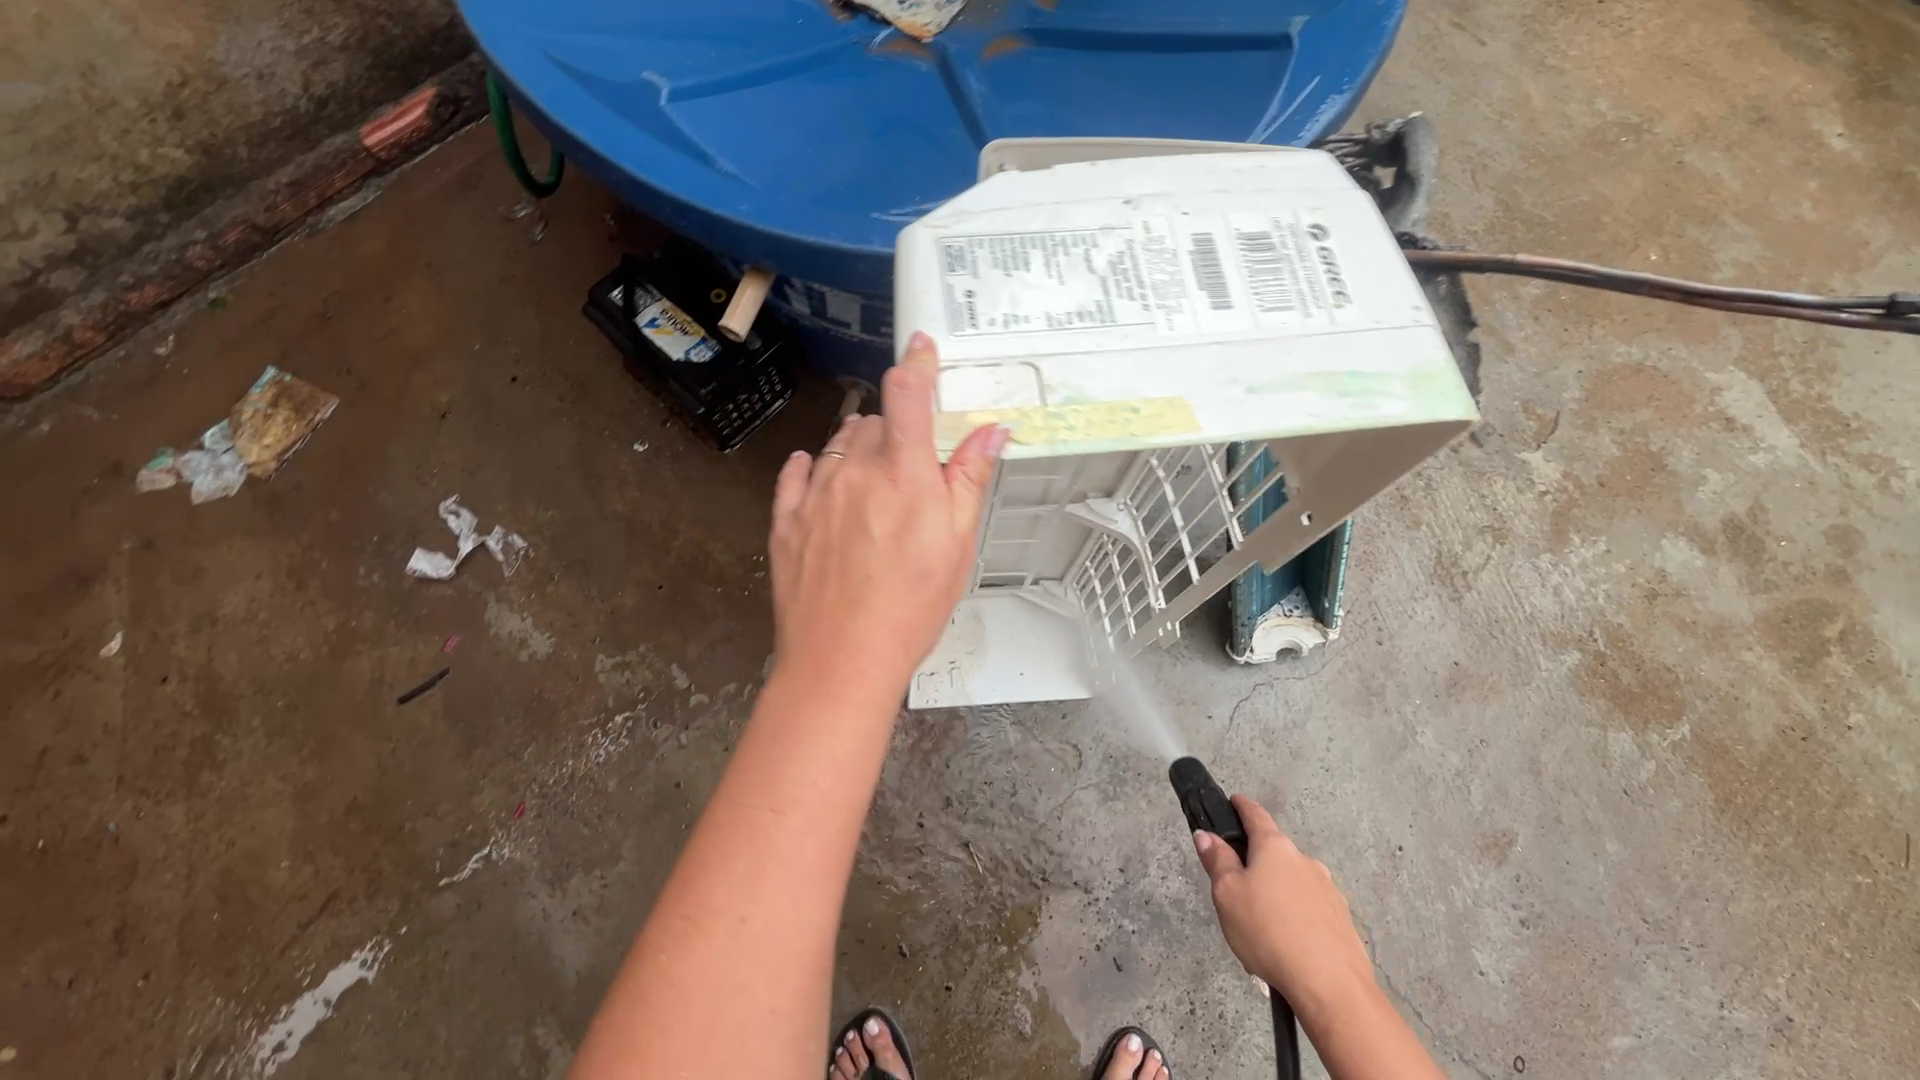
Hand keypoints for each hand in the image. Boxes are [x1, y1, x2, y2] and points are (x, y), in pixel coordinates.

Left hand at [768, 331, 1008, 695]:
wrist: (841, 659)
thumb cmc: (911, 607)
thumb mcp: (958, 545)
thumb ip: (970, 480)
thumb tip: (991, 431)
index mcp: (903, 474)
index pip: (908, 394)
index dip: (918, 363)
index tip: (922, 345)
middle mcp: (853, 472)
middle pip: (875, 422)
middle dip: (896, 431)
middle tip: (914, 470)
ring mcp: (814, 495)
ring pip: (837, 445)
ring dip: (859, 448)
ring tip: (876, 487)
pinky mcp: (785, 521)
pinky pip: (797, 475)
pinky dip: (814, 469)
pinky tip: (823, 482)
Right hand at [1192, 795, 1377, 1022]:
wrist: (1330, 984)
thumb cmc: (1269, 932)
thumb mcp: (1227, 894)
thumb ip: (1217, 861)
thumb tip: (1206, 834)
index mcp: (1275, 848)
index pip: (1256, 815)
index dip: (1242, 806)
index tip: (1234, 801)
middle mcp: (1305, 861)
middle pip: (1275, 852)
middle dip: (1257, 862)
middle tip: (1237, 887)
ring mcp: (1329, 890)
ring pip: (1293, 882)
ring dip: (1277, 893)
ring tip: (1261, 926)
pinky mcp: (1342, 920)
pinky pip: (1310, 909)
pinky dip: (1295, 916)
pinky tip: (1286, 942)